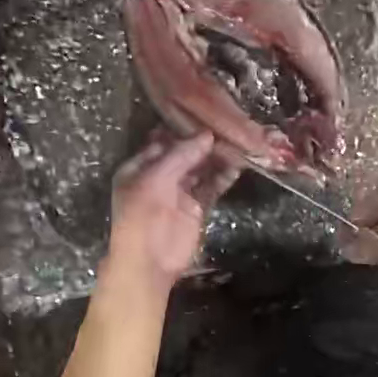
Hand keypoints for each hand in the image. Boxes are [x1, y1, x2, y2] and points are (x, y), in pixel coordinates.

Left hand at [103, 130, 240, 291]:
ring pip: (200, 169)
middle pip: (184, 153)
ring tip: (237, 145)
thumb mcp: (155, 179)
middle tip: (228, 127)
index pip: (162, 140)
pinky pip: (210, 187)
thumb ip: (181, 155)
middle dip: (204, 143)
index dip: (182, 128)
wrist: (149, 261)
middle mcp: (159, 176)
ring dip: (217, 158)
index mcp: (140, 166)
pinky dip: (222, 177)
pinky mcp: (196, 208)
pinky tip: (236, 167)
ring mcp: (179, 192)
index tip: (205, 115)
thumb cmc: (142, 217)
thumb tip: (207, 135)